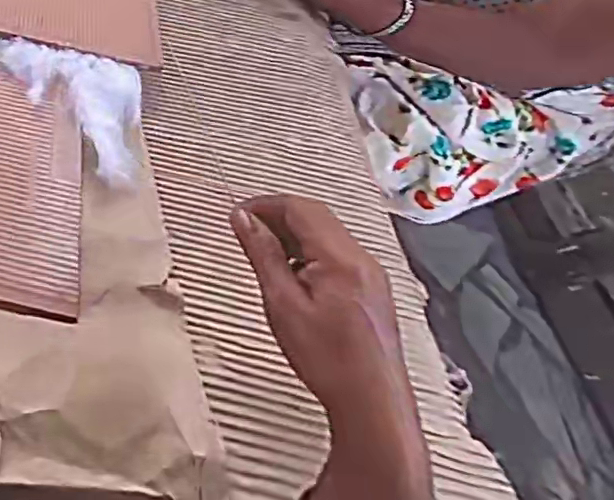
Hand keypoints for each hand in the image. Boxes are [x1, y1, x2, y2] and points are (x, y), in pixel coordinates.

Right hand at [230, 195, 400, 414]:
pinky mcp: (372, 288)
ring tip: (266, 252)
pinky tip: (293, 272)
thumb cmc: (330, 362)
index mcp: (340, 258)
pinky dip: (311, 249)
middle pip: (314, 214)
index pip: (297, 207)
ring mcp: (371, 273)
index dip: (263, 205)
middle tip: (248, 228)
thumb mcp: (282, 302)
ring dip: (294, 231)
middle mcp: (361, 259)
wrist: (374, 408)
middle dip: (277, 215)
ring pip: (326, 231)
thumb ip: (262, 253)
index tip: (240, 215)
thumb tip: (243, 219)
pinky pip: (338, 251)